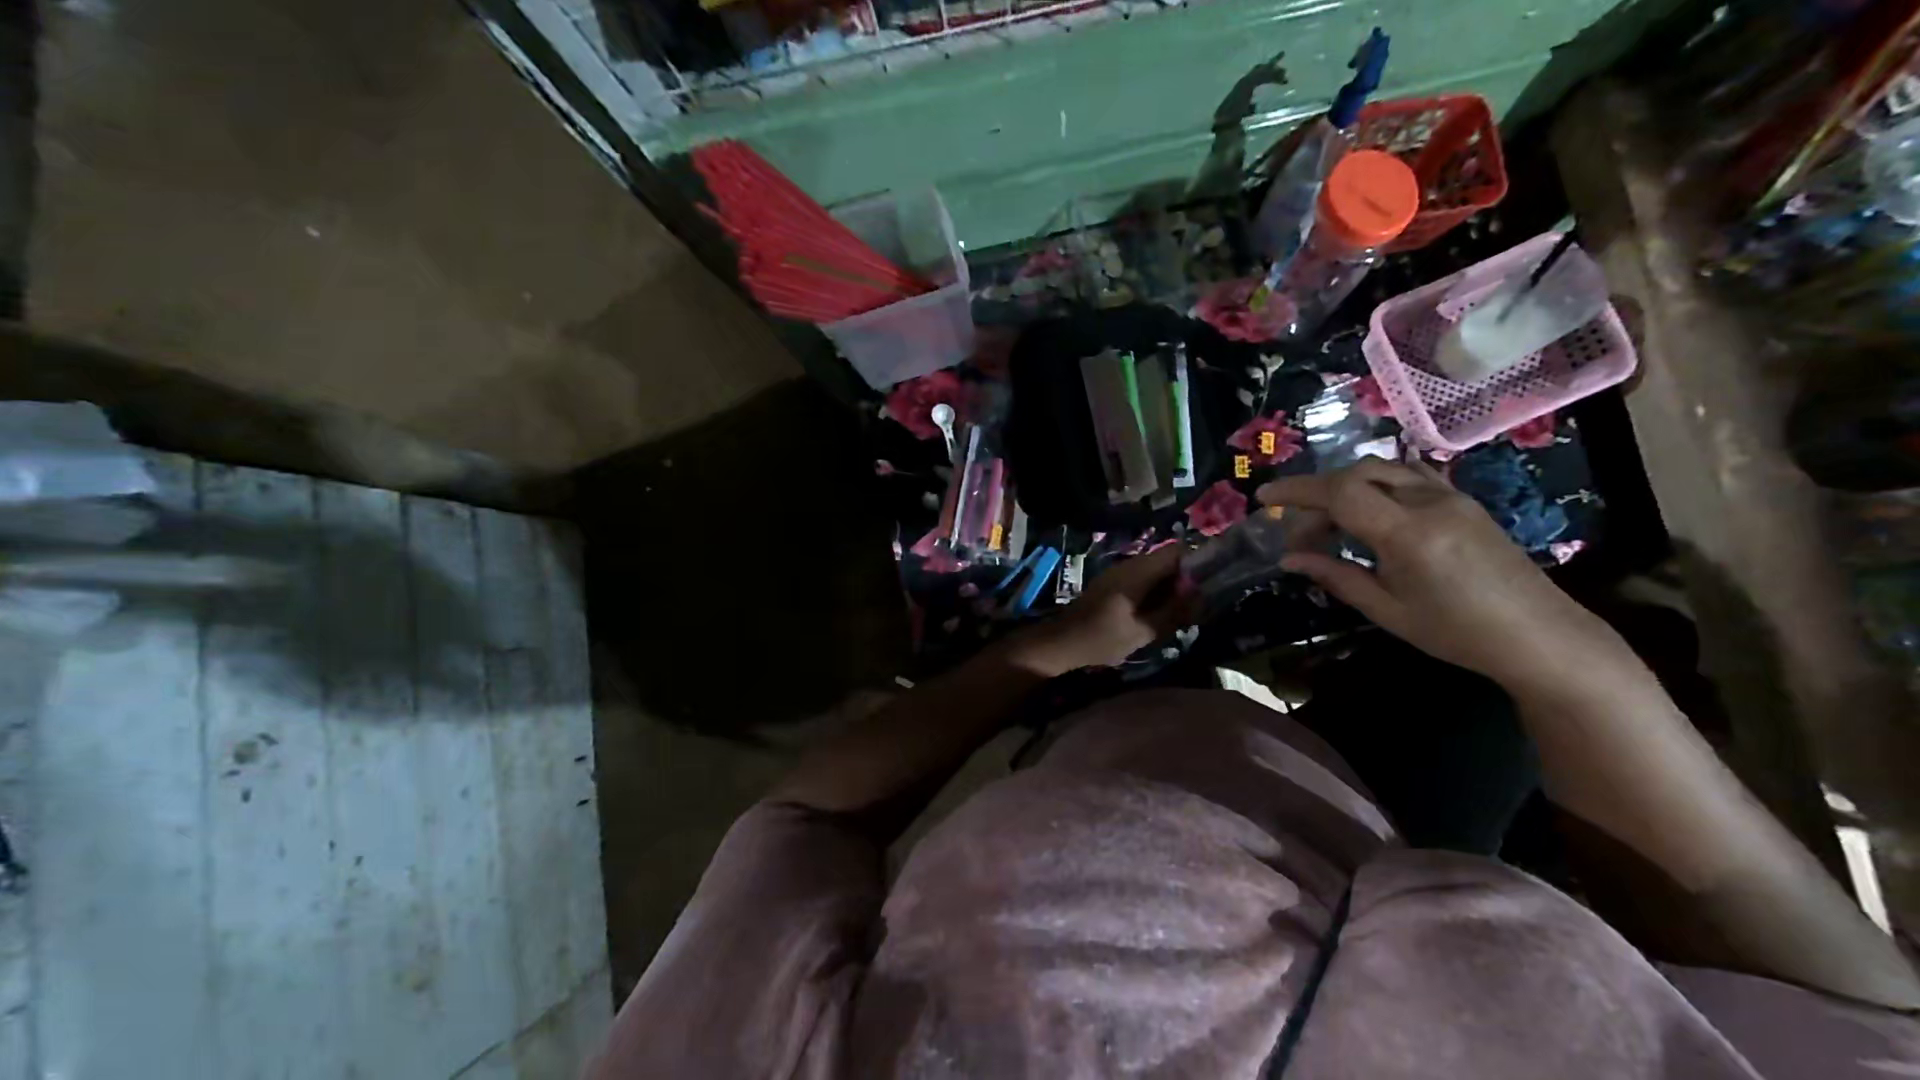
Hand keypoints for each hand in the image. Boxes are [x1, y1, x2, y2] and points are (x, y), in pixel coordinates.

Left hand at [1010, 544, 1195, 675]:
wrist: (1062, 642)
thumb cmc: (1102, 638)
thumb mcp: (1143, 631)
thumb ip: (1174, 612)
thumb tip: (1202, 596)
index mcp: (1138, 572)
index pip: (1177, 551)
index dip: (1198, 561)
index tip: (1213, 579)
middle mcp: (1129, 565)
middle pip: (1167, 559)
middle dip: (1187, 576)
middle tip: (1202, 598)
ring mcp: (1118, 572)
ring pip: (1155, 570)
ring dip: (1171, 585)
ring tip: (1185, 607)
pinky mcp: (1112, 583)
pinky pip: (1142, 578)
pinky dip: (1155, 590)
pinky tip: (1161, 610)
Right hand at [1257, 461, 1615, 691]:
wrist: (1540, 636)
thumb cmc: (1457, 632)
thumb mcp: (1387, 610)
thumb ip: (1336, 576)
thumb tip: (1289, 559)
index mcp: (1408, 533)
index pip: (1340, 493)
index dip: (1297, 491)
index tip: (1265, 499)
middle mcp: (1430, 503)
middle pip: (1358, 473)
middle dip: (1318, 494)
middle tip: (1301, 533)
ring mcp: (1451, 497)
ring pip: (1384, 468)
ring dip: (1348, 485)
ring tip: (1332, 520)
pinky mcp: (1464, 501)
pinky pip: (1409, 475)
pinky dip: (1377, 483)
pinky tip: (1370, 512)